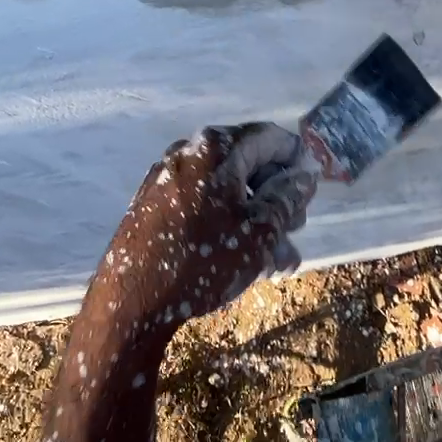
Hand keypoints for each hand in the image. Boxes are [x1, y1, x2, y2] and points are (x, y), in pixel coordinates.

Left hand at [43, 123, 317, 441]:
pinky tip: (244, 259)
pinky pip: (203, 204)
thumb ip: (288, 197)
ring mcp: (168, 178)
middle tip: (296, 230)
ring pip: (227, 191)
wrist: (129, 304)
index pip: (269, 137)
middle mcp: (189, 151)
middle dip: (277, 198)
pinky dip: (228, 224)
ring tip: (277, 260)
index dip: (296, 159)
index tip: (312, 188)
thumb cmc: (203, 260)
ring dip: (257, 219)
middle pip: (248, 164)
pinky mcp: (153, 205)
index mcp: (216, 147)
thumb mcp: (260, 230)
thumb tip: (305, 174)